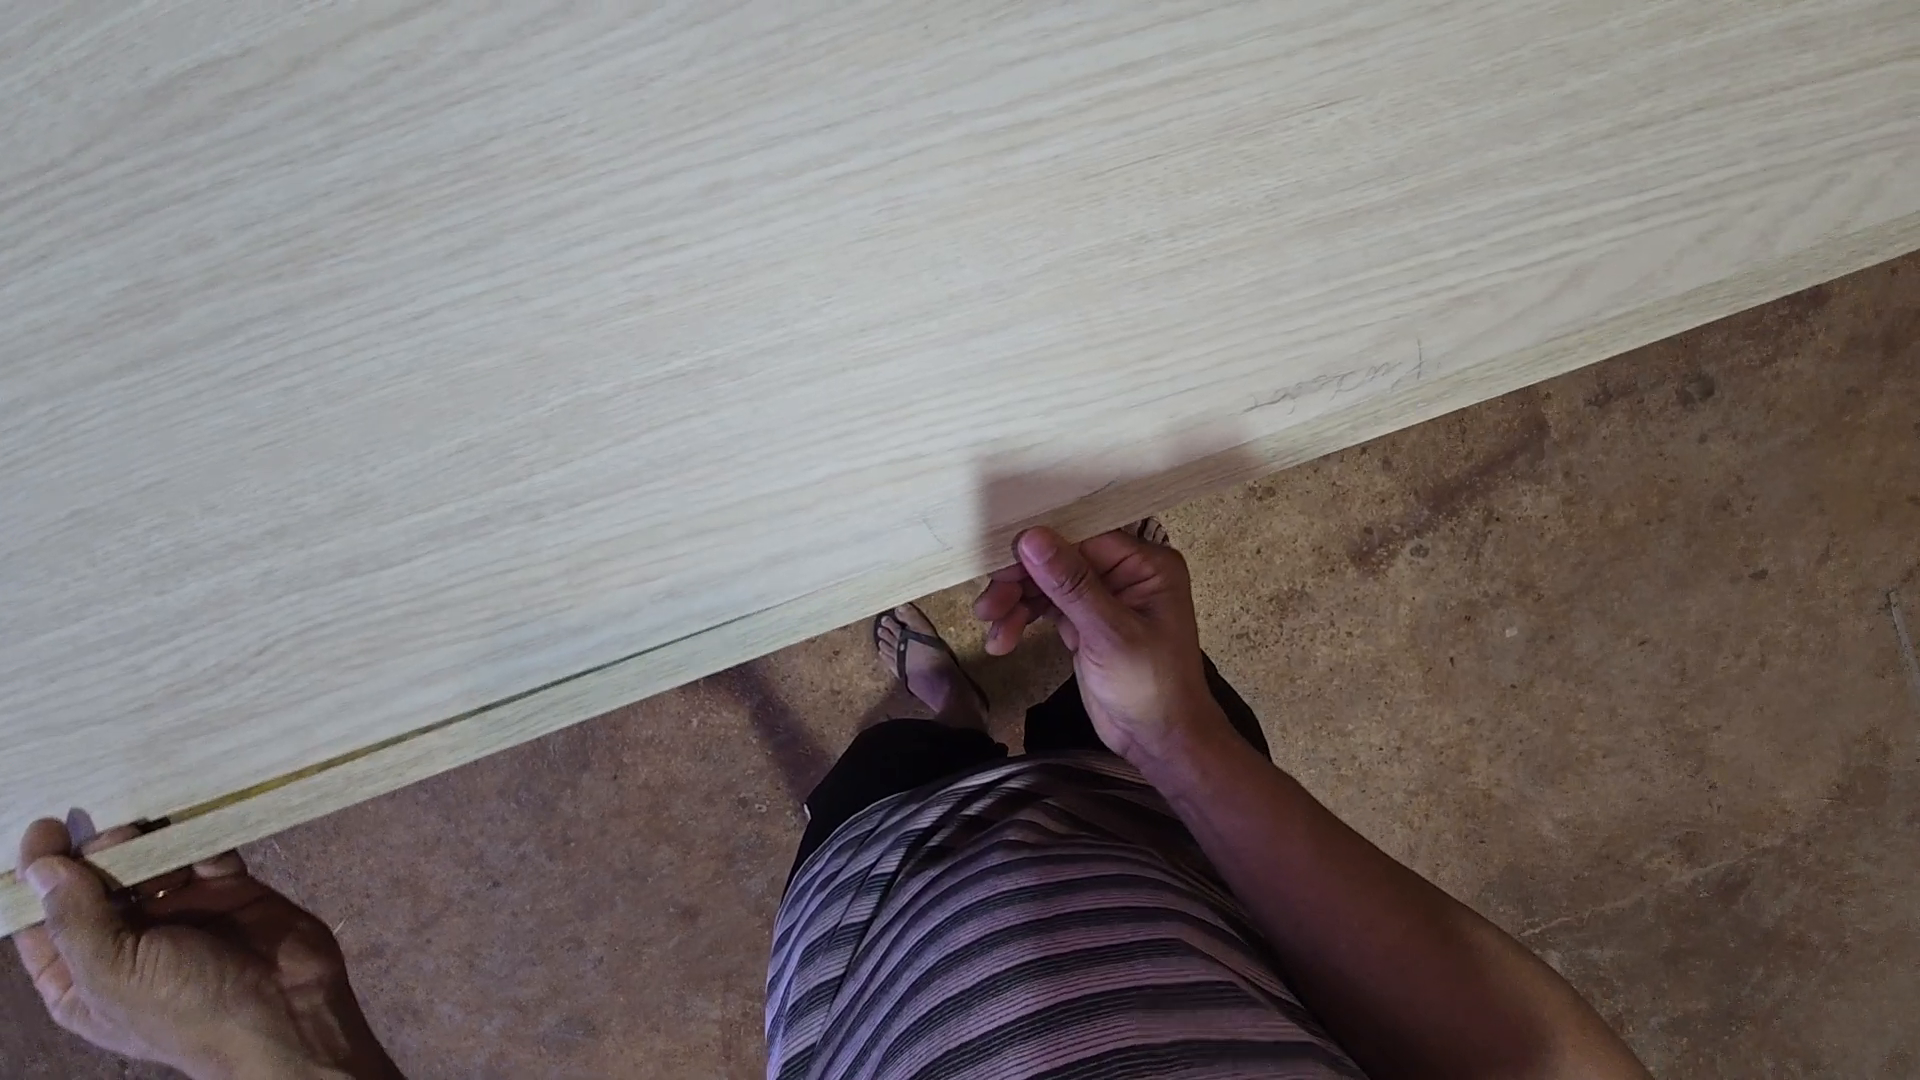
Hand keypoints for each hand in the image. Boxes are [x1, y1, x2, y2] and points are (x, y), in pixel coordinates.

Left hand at [12, 819, 401, 1079]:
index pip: (45, 917)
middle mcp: (128, 938)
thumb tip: (41, 868)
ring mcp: (184, 911)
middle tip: (115, 833)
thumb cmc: (182, 1005)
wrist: (282, 1007)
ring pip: (156, 864)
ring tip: (150, 828)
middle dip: (99, 853)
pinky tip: (199, 823)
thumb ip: (78, 917)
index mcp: (81, 972)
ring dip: (150, 841)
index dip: (37, 876)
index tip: (44, 828)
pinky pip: (211, 855)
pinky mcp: (232, 890)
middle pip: (100, 883)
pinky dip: (205, 836)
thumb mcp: (113, 971)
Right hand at [973, 526, 1232, 762]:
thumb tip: (1031, 537)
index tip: (1002, 563)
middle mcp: (1123, 572)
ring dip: (1015, 604)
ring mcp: (1101, 596)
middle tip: (988, 606)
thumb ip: (1070, 584)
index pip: (1082, 538)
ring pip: (1045, 583)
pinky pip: (1044, 607)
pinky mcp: (1082, 621)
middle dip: (1021, 582)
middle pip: (1058, 559)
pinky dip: (1022, 620)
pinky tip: (1002, 641)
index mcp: (1144, 564)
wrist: (1158, 742)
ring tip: (992, 629)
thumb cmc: (1149, 686)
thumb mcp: (1109, 633)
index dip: (1040, 548)